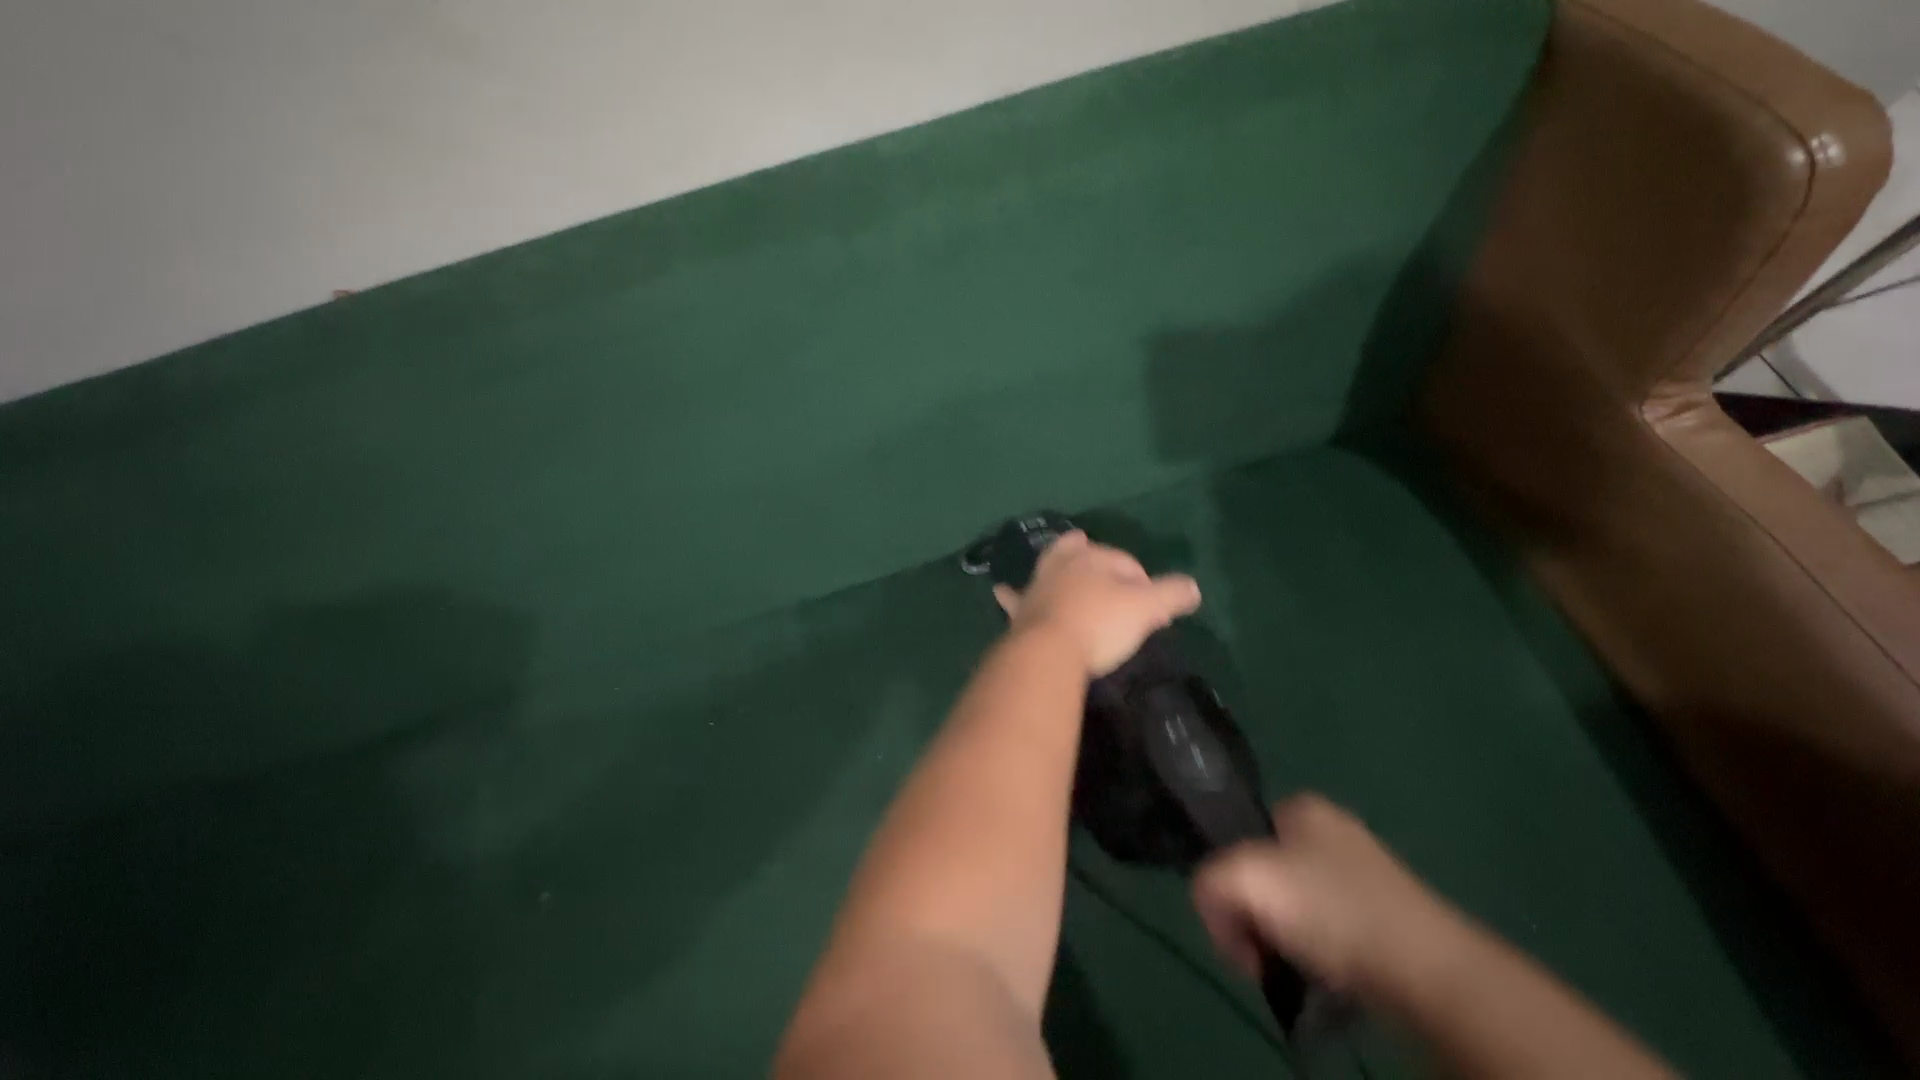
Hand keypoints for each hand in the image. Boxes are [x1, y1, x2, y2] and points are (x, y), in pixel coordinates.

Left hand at [993, 531, 1200, 677]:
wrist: (1048, 651)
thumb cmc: (1100, 624)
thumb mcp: (1147, 608)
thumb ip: (1172, 594)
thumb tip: (1193, 588)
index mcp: (1095, 558)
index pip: (1126, 562)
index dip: (1144, 581)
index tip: (1154, 609)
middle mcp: (1063, 566)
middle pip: (1082, 555)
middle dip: (1095, 560)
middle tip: (1104, 568)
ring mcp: (1038, 588)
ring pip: (1049, 571)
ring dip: (1057, 570)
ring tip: (1060, 566)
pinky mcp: (1020, 613)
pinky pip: (1014, 599)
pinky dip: (1010, 595)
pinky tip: (1001, 591)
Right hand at [1191, 794, 1464, 995]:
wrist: (1423, 968)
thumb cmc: (1331, 910)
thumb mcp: (1244, 879)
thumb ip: (1209, 882)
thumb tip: (1221, 915)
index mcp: (1302, 808)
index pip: (1238, 836)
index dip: (1226, 879)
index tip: (1235, 921)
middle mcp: (1333, 832)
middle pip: (1264, 876)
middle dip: (1254, 918)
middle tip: (1261, 952)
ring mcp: (1362, 877)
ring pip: (1294, 910)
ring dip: (1284, 943)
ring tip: (1296, 969)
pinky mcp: (1383, 921)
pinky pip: (1328, 937)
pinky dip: (1318, 960)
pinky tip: (1325, 978)